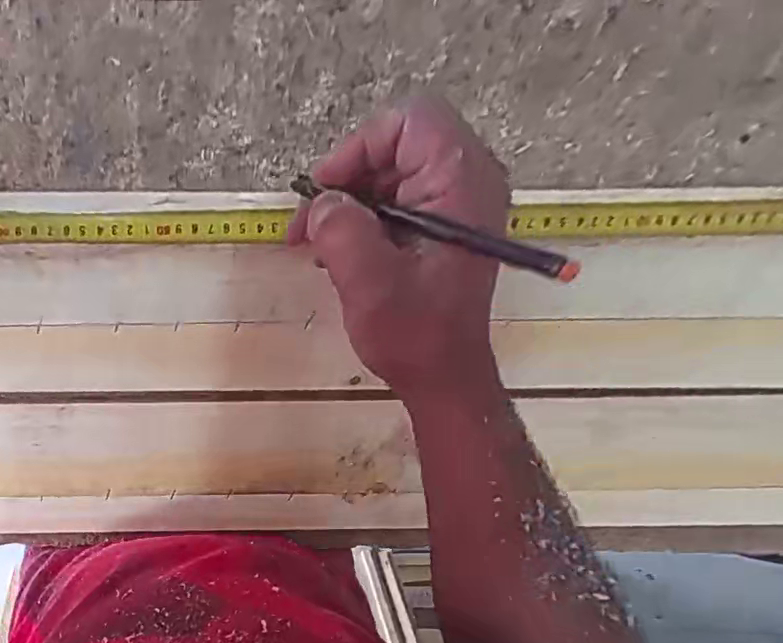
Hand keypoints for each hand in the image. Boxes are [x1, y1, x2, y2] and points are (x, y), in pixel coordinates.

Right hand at [288, 96, 511, 402]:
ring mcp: (461, 208)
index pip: (407, 122)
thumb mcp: (370, 282)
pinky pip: (401, 205)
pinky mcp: (448, 232)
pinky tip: (341, 255)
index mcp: (462, 184)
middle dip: (348, 182)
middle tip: (311, 224)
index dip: (357, 148)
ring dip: (351, 207)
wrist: (446, 381)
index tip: (324, 192)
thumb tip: (322, 203)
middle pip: (398, 146)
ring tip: (318, 246)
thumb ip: (340, 229)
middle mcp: (470, 184)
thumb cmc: (416, 337)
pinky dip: (367, 223)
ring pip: (394, 177)